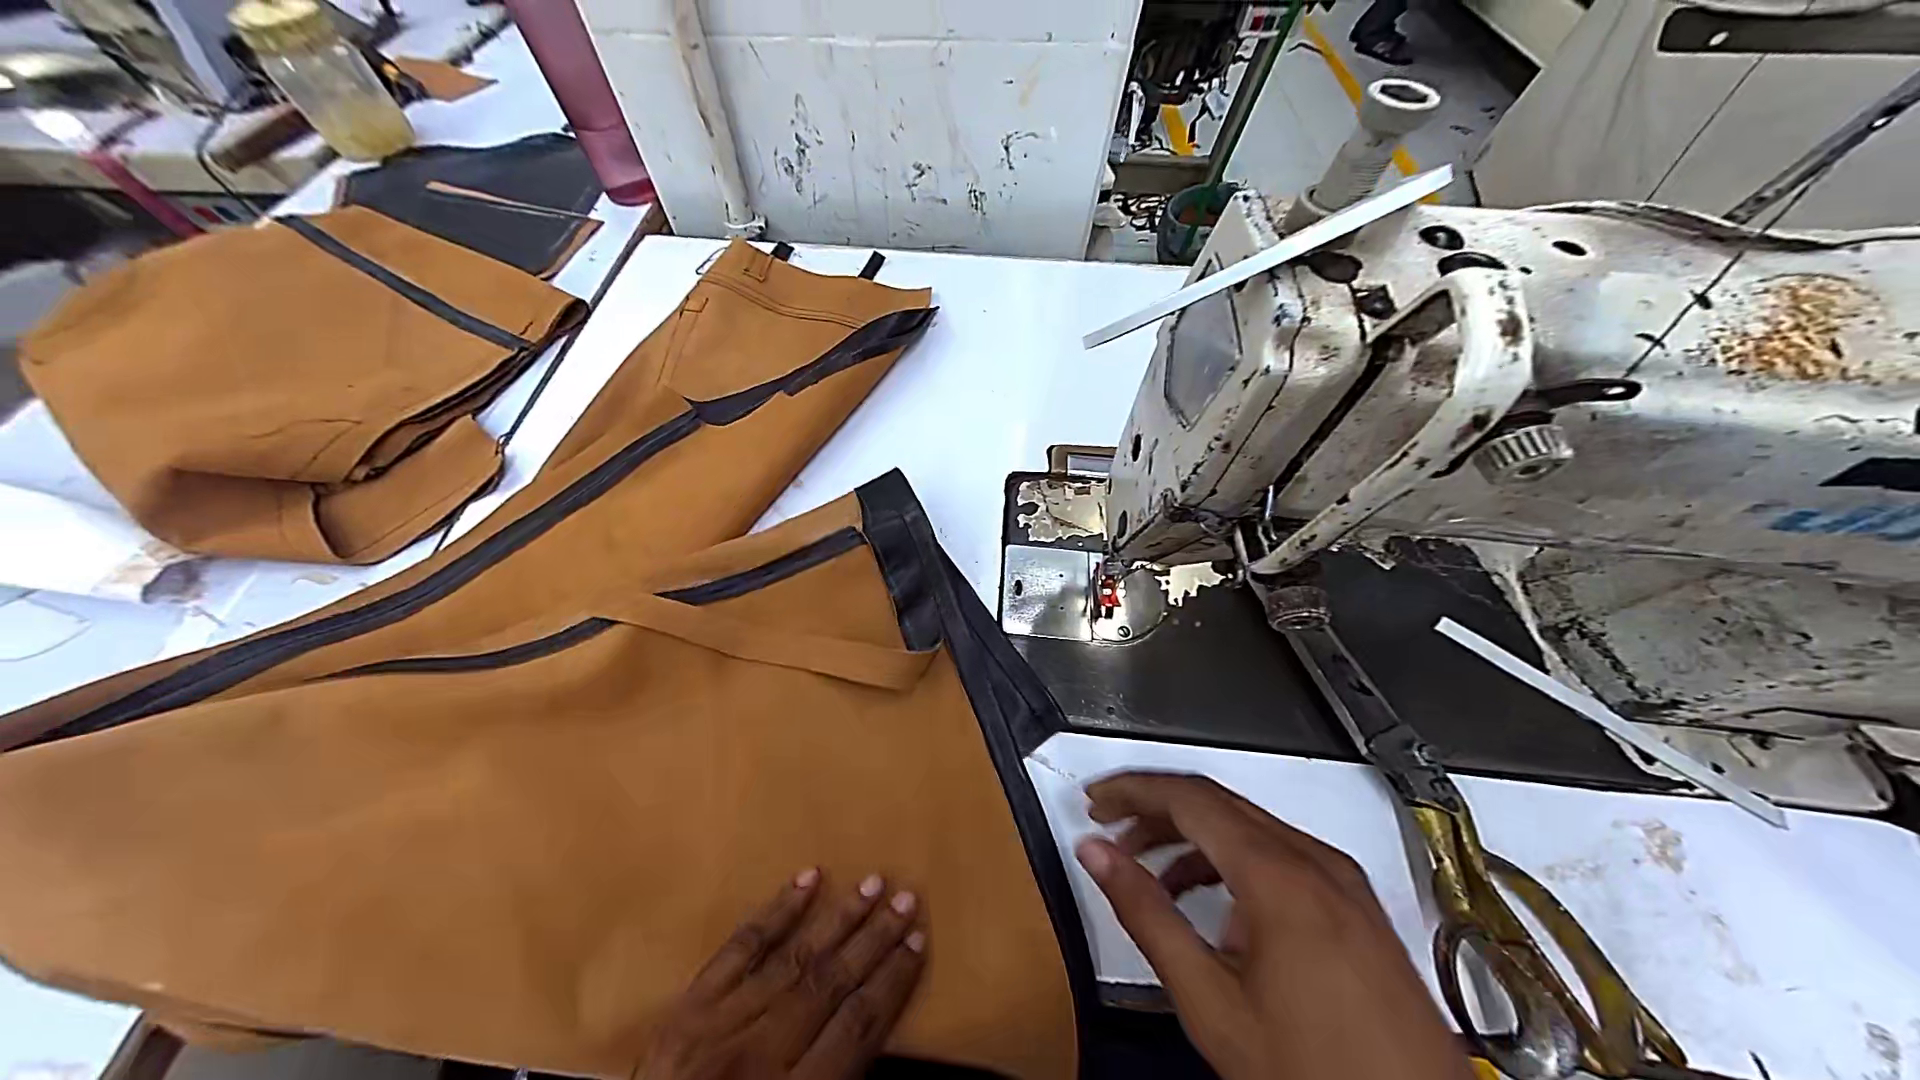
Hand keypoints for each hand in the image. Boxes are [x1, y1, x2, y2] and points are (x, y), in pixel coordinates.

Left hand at [637, 869, 926, 1079]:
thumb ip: (835, 1079)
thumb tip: (871, 1025)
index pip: (856, 1025)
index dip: (892, 980)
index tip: (919, 942)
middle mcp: (757, 1054)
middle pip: (830, 983)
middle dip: (875, 939)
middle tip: (907, 899)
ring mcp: (718, 1025)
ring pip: (794, 958)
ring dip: (838, 918)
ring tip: (872, 884)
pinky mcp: (688, 1006)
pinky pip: (740, 947)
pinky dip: (777, 912)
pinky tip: (807, 879)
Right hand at [1074, 772, 1474, 1079]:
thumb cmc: (1325, 1076)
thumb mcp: (1211, 999)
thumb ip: (1146, 914)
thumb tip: (1099, 857)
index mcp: (1280, 876)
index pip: (1188, 797)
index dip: (1132, 789)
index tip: (1098, 796)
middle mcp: (1317, 864)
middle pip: (1216, 802)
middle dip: (1154, 808)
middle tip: (1110, 822)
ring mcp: (1341, 881)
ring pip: (1247, 824)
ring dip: (1190, 833)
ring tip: (1147, 864)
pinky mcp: (1353, 903)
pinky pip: (1278, 853)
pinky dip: (1228, 858)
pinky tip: (1206, 897)